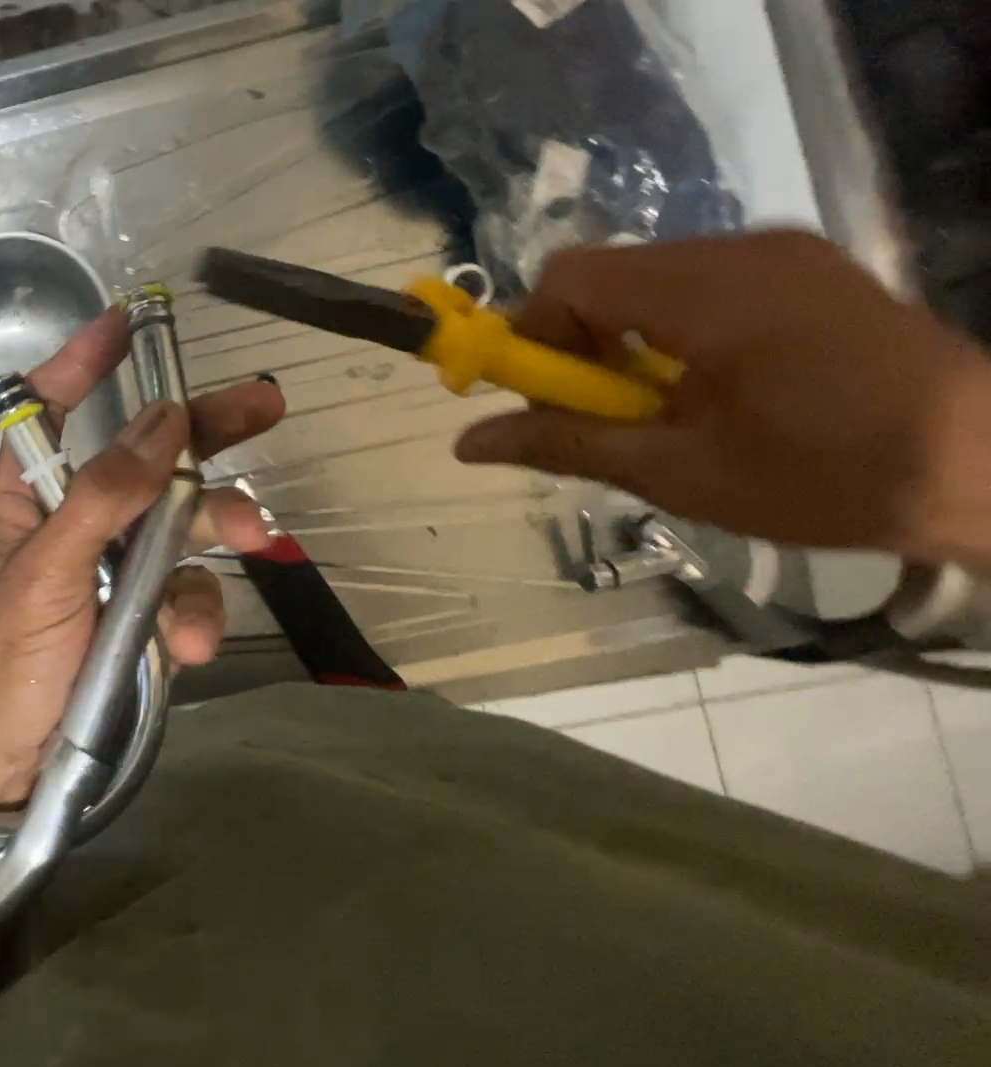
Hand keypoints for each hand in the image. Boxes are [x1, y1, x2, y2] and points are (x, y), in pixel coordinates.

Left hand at [0, 308, 284, 886]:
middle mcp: (74, 524)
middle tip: (265, 402)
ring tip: (253, 539)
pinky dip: (198, 614)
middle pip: (143, 459)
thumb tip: (163, 421)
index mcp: (25, 503)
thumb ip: (102, 499)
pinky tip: (187, 648)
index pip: (47, 415)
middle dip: (202, 433)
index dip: (81, 364)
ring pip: (181, 525)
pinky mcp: (143, 616)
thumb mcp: (44, 577)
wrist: (16, 768)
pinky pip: (188, 594)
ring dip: (218, 529)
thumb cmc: (6, 667)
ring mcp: (114, 570)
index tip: (125, 323)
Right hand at [452, 230, 990, 564]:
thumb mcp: (676, 472)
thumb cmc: (826, 478)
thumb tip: (465, 443)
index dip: (532, 334)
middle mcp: (743, 250)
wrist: (989, 467)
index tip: (542, 398)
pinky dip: (661, 332)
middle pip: (601, 275)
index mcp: (714, 293)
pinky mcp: (799, 269)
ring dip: (615, 341)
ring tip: (650, 408)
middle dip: (572, 343)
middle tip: (596, 414)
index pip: (571, 277)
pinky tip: (696, 386)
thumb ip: (563, 443)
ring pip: (641, 280)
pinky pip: (690, 284)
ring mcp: (778, 253)